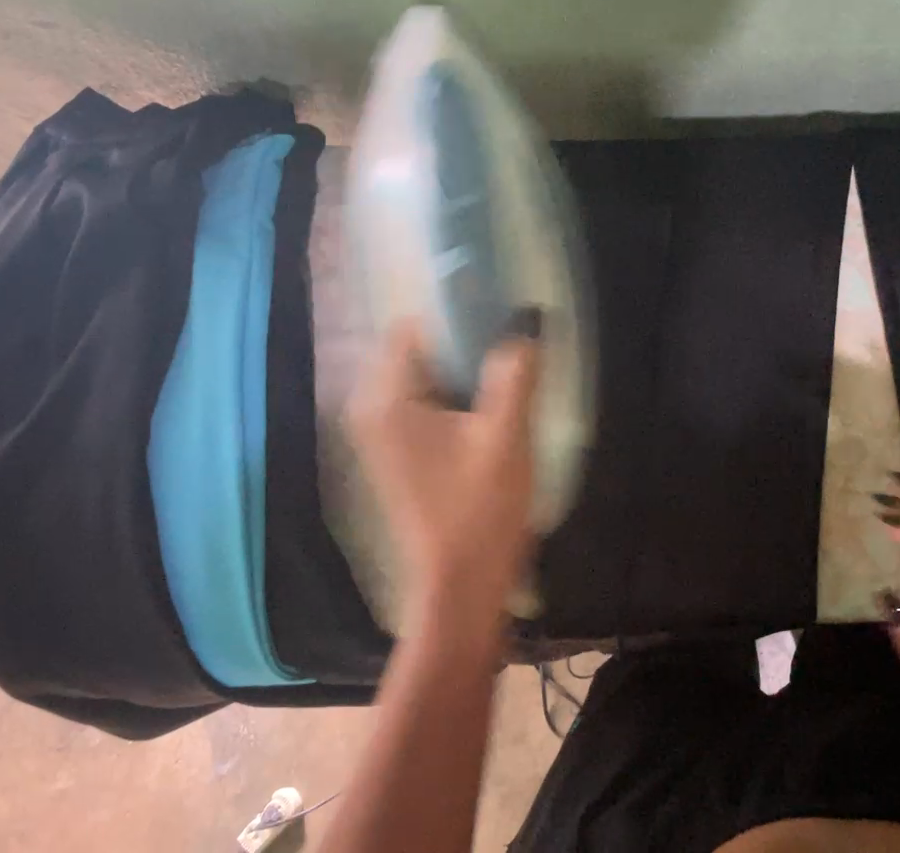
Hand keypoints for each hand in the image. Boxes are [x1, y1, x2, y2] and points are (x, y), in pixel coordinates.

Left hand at [345, 310, 541, 632]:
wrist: (462, 586)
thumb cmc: (480, 510)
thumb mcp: (506, 435)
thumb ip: (515, 372)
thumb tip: (526, 320)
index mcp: (388, 400)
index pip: (414, 328)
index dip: (457, 314)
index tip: (502, 313)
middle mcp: (373, 411)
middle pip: (420, 352)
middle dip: (466, 344)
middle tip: (515, 345)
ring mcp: (384, 436)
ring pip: (429, 379)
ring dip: (467, 373)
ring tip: (513, 374)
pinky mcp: (401, 456)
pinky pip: (429, 406)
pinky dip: (460, 399)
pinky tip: (497, 410)